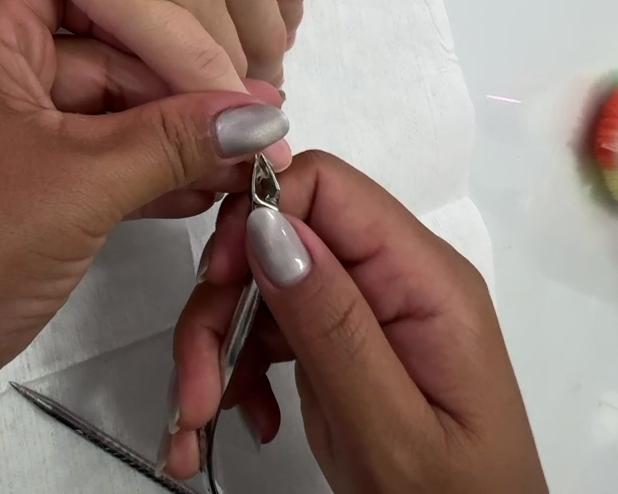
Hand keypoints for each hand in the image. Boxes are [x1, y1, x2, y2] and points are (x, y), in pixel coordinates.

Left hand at [0, 0, 294, 418]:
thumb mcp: (82, 179)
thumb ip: (176, 140)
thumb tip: (265, 112)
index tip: (214, 14)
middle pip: (97, 52)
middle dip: (173, 86)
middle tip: (259, 115)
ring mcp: (8, 132)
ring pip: (100, 112)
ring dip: (166, 136)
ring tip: (244, 157)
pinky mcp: (20, 185)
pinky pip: (90, 159)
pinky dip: (139, 173)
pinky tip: (202, 191)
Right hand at [163, 152, 545, 492]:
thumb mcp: (392, 433)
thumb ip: (332, 325)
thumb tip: (265, 223)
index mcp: (422, 277)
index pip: (324, 185)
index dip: (256, 211)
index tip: (216, 279)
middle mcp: (390, 275)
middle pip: (276, 234)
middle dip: (221, 298)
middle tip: (195, 378)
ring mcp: (359, 306)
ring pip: (257, 279)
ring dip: (215, 339)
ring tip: (199, 415)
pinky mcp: (334, 338)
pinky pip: (264, 321)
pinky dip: (234, 363)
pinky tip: (238, 412)